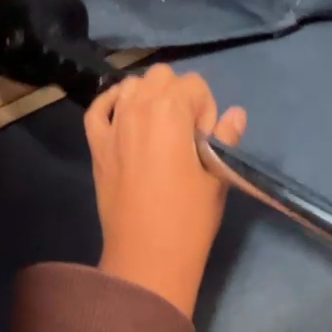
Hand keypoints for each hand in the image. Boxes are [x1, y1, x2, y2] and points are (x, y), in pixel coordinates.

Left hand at [84, 64, 246, 318]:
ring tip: (159, 129)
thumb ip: (225, 137)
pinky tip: (123, 116)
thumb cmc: (189, 218)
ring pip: (130, 85)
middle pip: (160, 76)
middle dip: (177, 95)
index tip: (206, 140)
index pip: (194, 84)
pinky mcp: (96, 143)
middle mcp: (138, 107)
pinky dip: (111, 104)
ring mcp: (113, 124)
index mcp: (171, 111)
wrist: (147, 255)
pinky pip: (99, 107)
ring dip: (147, 97)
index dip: (205, 108)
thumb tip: (236, 113)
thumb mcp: (217, 176)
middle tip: (185, 132)